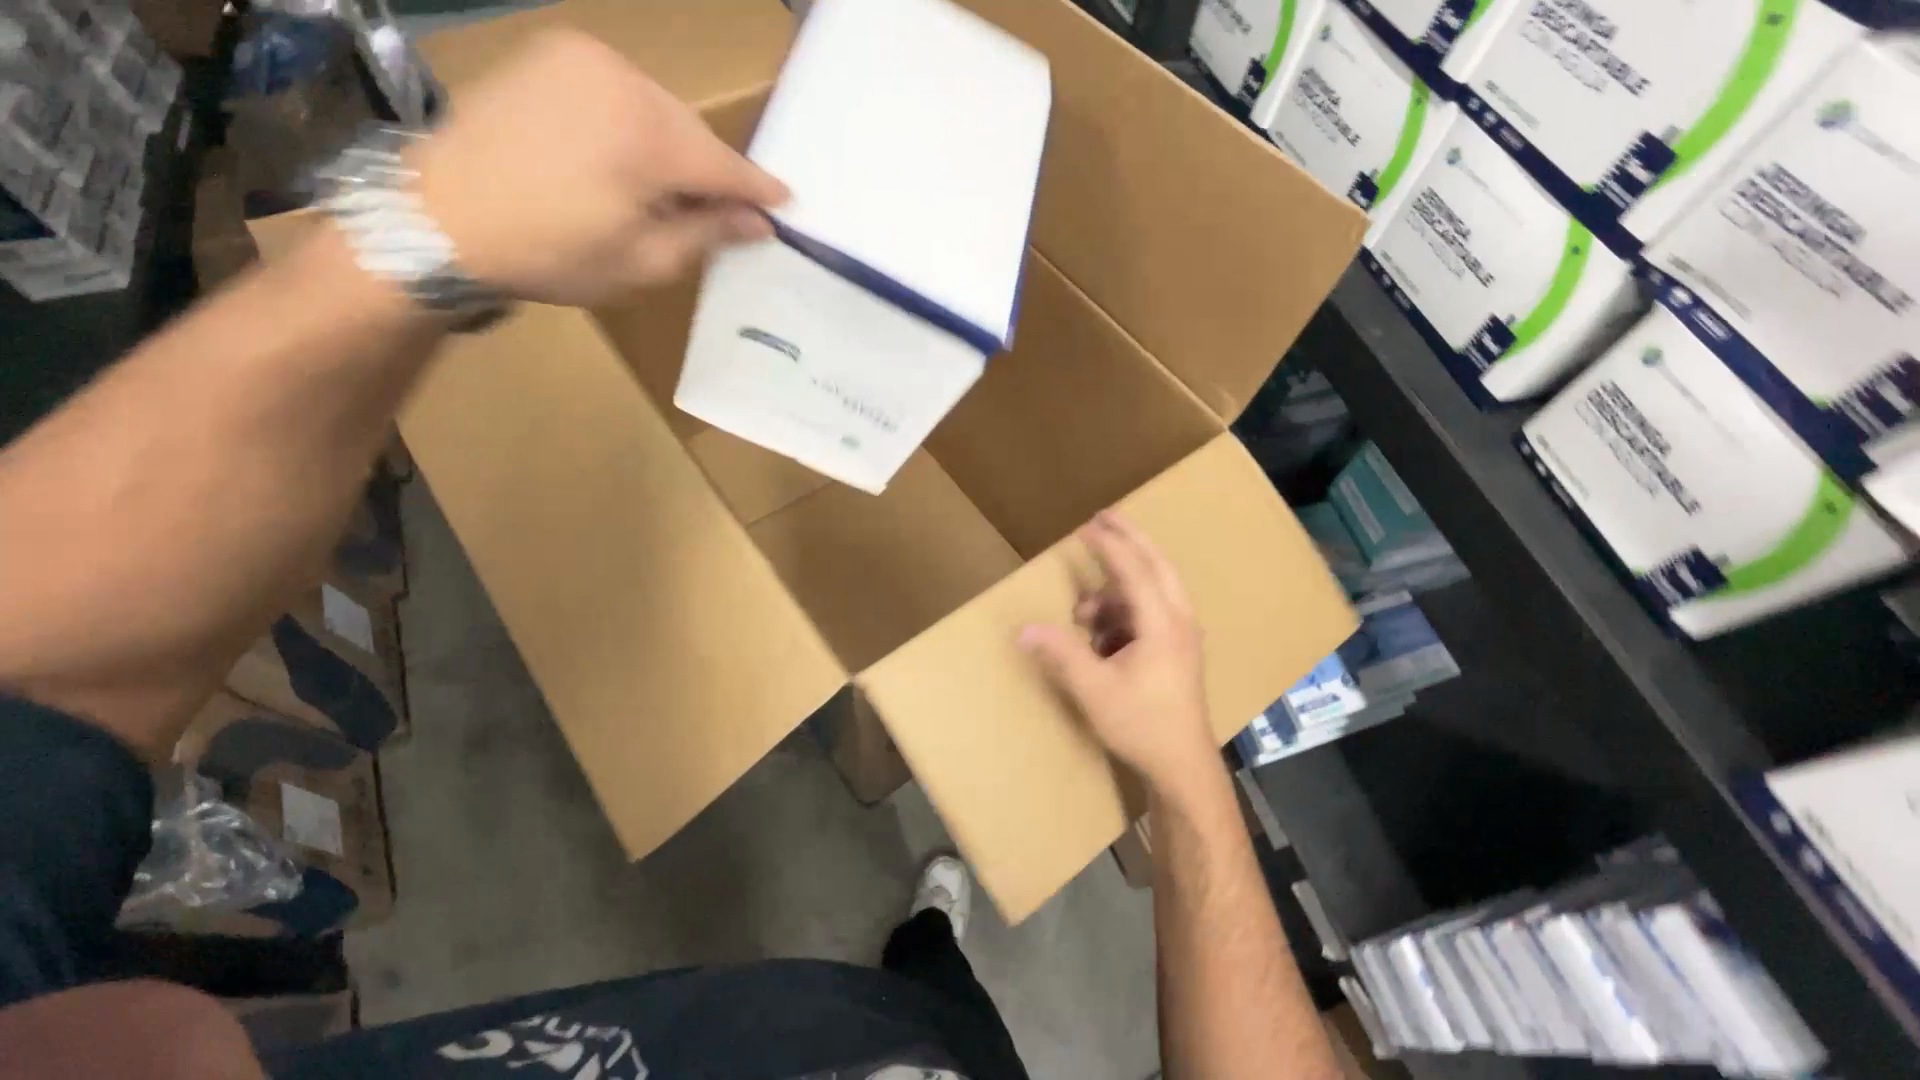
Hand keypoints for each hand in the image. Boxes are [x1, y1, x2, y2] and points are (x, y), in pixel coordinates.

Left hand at [410, 29, 787, 305]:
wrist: (437, 215)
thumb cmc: (546, 252)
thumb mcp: (640, 261)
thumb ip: (707, 234)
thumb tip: (758, 223)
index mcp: (647, 136)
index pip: (724, 164)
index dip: (756, 189)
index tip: (785, 203)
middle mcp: (623, 80)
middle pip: (693, 132)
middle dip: (709, 171)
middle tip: (720, 209)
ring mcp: (584, 58)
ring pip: (659, 108)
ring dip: (671, 146)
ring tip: (662, 189)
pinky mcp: (552, 52)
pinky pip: (621, 89)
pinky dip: (635, 122)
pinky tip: (624, 157)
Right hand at [1019, 512, 1218, 796]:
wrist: (1183, 766)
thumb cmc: (1141, 725)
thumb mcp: (1094, 690)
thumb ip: (1061, 654)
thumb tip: (1025, 629)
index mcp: (1162, 624)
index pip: (1134, 571)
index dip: (1109, 546)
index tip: (1086, 526)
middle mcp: (1179, 621)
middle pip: (1156, 565)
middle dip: (1129, 540)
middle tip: (1103, 518)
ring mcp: (1183, 636)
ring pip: (1152, 591)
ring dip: (1118, 590)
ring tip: (1083, 613)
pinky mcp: (1179, 651)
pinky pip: (1152, 613)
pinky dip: (1126, 612)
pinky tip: (1101, 639)